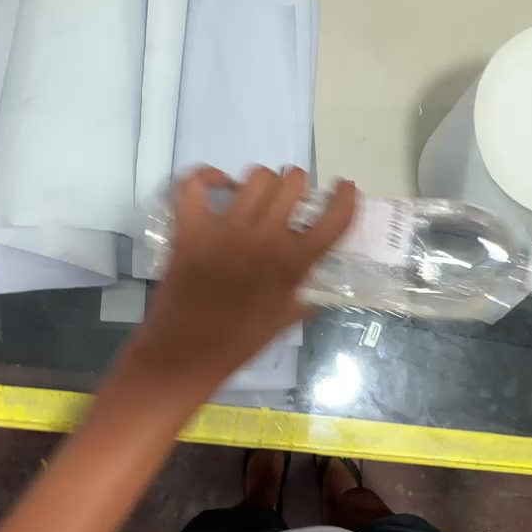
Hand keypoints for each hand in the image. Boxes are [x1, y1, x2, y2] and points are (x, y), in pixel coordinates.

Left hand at [125, 166, 356, 392]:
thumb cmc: (240, 343)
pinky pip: (196, 183)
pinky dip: (208, 177)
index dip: (345, 197)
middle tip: (293, 199)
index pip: (334, 217)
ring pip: (256, 177)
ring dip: (265, 183)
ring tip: (261, 197)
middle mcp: (264, 237)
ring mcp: (225, 228)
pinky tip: (218, 185)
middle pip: (294, 183)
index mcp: (293, 263)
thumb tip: (314, 287)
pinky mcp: (190, 227)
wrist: (186, 354)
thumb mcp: (285, 321)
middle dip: (300, 186)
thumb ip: (304, 296)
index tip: (344, 188)